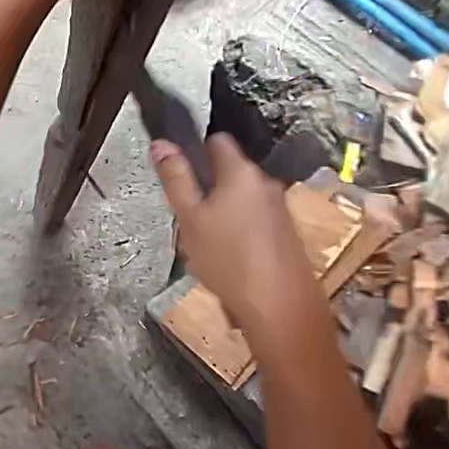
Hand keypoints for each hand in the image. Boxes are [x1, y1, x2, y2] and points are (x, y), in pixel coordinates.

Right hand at [151, 135, 325, 338]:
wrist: (280, 307)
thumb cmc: (229, 261)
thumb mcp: (189, 218)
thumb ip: (175, 179)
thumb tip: (162, 145)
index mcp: (240, 172)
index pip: (217, 141)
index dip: (195, 151)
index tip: (181, 173)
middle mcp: (265, 183)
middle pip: (229, 172)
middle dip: (207, 189)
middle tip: (189, 217)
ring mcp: (280, 208)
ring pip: (242, 198)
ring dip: (224, 213)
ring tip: (208, 244)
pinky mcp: (287, 233)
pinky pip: (256, 220)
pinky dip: (240, 232)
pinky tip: (229, 259)